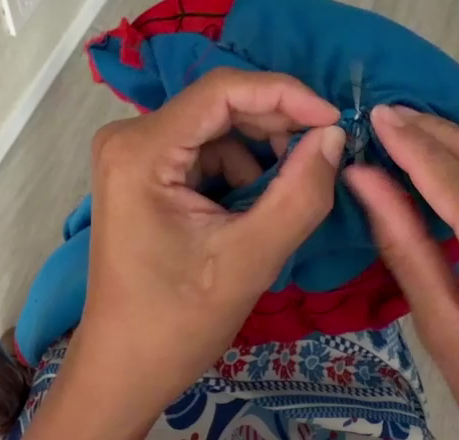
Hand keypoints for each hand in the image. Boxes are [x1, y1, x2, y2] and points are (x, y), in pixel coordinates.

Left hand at [25, 67, 345, 438]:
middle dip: (275, 124)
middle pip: (217, 105)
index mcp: (141, 149)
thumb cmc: (178, 321)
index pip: (220, 91)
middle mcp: (129, 135)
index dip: (282, 93)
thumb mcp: (249, 260)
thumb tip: (333, 135)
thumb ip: (299, 195)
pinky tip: (251, 206)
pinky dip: (236, 168)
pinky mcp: (141, 167)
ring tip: (284, 196)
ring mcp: (132, 150)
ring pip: (214, 126)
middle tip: (325, 151)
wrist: (125, 368)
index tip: (333, 118)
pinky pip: (202, 147)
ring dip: (257, 152)